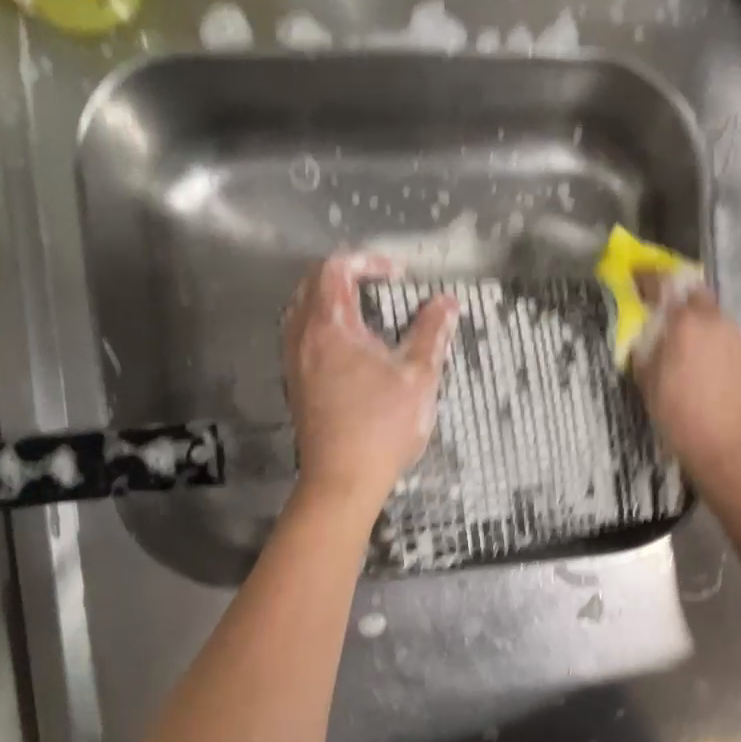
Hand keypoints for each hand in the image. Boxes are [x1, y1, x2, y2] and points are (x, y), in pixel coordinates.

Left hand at [283, 253, 457, 515]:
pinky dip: (323, 327)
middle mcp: (302, 337)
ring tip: (365, 313)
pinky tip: (350, 348)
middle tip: (380, 286)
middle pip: (311, 284)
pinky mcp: (294, 384)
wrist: (342, 480)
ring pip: (301, 311)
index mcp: (329, 326)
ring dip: (330, 301)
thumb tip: (447, 302)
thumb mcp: (419, 377)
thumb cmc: (382, 427)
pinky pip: (300, 336)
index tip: (398, 276)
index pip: (336, 269)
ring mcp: (293, 362)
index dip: (368, 262)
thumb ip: (432, 334)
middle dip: (345, 276)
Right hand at [631, 273, 740, 482]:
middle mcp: (712, 320)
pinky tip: (700, 357)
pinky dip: (709, 334)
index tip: (637, 279)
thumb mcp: (648, 380)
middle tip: (663, 311)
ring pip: (712, 311)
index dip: (648, 279)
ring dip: (696, 316)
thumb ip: (646, 347)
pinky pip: (722, 331)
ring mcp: (732, 334)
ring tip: (682, 338)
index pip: (664, 286)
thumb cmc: (677, 414)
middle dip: (678, 296)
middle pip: (694, 292)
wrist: (721, 443)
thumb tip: (645, 332)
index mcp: (684, 323)